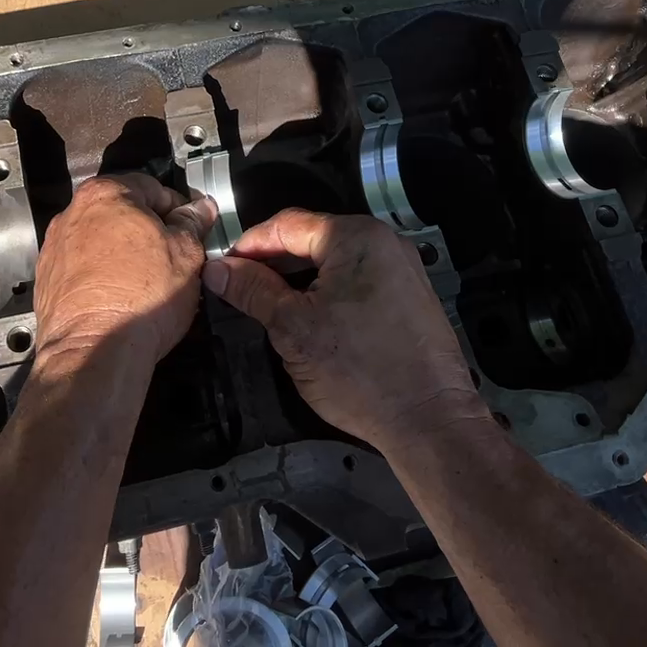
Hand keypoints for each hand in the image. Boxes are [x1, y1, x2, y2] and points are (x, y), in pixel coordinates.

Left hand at [34, 175, 216, 363]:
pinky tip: (121, 298)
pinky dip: (102, 276)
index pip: (153, 186)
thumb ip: (193, 223)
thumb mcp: (187, 254)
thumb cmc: (140, 298)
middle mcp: (73, 213)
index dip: (179, 209)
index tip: (191, 228)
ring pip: (102, 240)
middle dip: (150, 231)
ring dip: (124, 254)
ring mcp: (56, 247)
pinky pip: (83, 267)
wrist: (94, 352)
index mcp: (106, 194)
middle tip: (174, 258)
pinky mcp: (47, 280)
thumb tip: (200, 209)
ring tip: (148, 283)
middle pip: (124, 212)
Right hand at [202, 210, 485, 452]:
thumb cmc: (359, 371)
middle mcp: (383, 242)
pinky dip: (326, 292)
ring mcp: (401, 268)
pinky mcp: (409, 297)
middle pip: (312, 239)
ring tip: (267, 304)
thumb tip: (216, 269)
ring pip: (333, 262)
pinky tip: (307, 318)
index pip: (287, 224)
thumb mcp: (292, 328)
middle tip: (239, 288)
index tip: (222, 268)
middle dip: (272, 263)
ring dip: (298, 279)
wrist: (430, 422)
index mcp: (356, 236)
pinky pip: (356, 280)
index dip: (249, 245)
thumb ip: (252, 291)